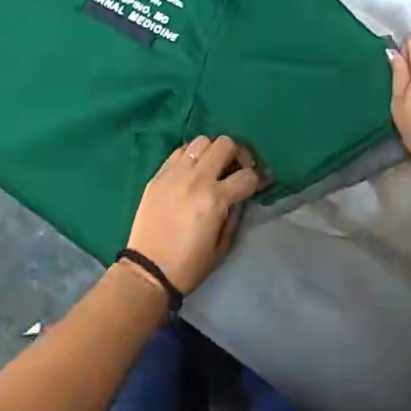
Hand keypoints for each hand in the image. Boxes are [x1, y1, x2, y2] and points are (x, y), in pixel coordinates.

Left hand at [125, 136, 264, 293]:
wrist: (148, 269)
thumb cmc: (189, 265)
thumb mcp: (223, 246)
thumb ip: (235, 215)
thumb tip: (242, 196)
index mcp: (215, 199)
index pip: (247, 175)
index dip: (260, 178)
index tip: (262, 182)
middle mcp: (195, 179)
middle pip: (225, 144)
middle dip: (239, 154)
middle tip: (238, 168)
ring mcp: (174, 173)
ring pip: (201, 141)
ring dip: (212, 151)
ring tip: (213, 167)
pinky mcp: (158, 175)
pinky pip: (179, 151)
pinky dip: (191, 155)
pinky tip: (192, 170)